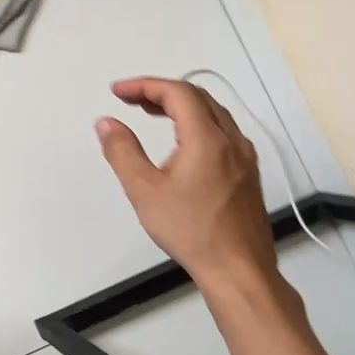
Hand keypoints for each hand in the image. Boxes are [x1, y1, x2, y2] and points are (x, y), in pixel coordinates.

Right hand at [96, 77, 277, 291]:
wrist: (238, 268)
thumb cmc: (191, 231)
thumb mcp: (143, 190)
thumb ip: (122, 151)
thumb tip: (107, 123)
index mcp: (208, 140)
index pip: (178, 93)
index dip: (145, 85)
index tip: (117, 92)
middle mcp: (232, 142)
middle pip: (198, 97)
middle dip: (160, 91)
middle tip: (129, 98)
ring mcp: (245, 158)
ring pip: (213, 113)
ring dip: (180, 105)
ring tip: (149, 112)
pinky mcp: (248, 173)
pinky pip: (222, 131)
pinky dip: (196, 122)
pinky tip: (179, 141)